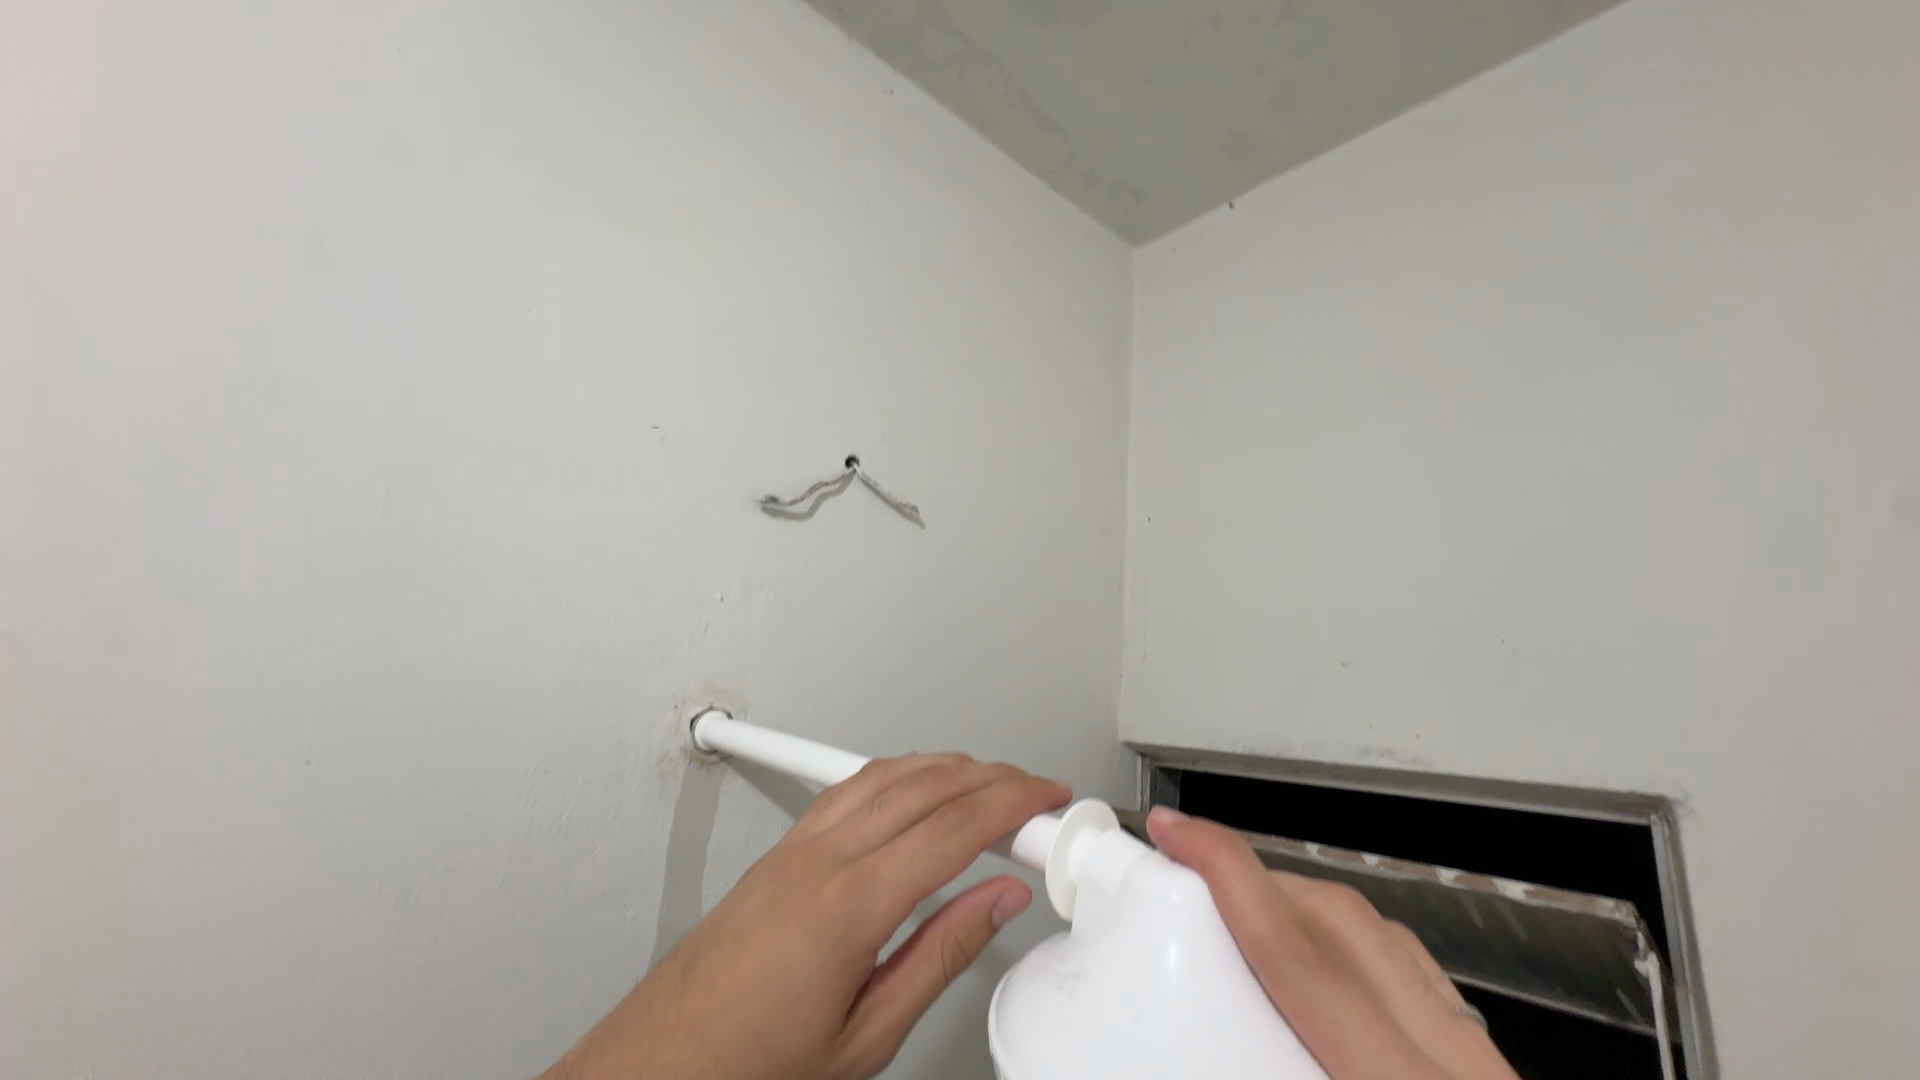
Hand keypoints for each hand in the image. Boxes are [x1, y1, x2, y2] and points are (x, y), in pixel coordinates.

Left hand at [541, 754, 1071, 1079]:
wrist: (661, 1064)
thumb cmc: (750, 1062)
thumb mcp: (868, 1035)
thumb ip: (942, 954)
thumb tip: (998, 901)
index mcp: (851, 905)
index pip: (955, 827)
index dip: (1013, 804)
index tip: (1047, 799)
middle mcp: (823, 858)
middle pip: (927, 785)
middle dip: (992, 777)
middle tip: (1033, 790)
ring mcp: (798, 845)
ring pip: (889, 773)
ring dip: (948, 765)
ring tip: (990, 779)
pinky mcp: (782, 848)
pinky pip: (851, 784)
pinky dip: (900, 771)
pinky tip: (917, 782)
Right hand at [1147, 806, 1521, 1079]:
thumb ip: (1254, 1059)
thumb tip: (1187, 1042)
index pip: (1298, 951)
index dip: (1226, 872)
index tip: (1175, 831)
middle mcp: (1459, 1068)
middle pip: (1343, 921)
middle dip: (1251, 877)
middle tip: (1186, 875)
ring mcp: (1484, 1067)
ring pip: (1384, 937)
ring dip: (1300, 908)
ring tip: (1240, 919)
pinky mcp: (1489, 1072)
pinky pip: (1417, 975)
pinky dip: (1355, 947)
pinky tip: (1320, 970)